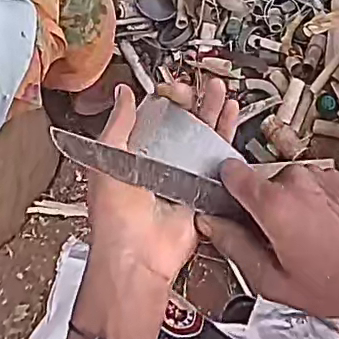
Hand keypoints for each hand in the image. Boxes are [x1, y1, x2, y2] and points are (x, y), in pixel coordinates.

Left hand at [86, 80, 237, 288]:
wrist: (137, 253)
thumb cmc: (114, 214)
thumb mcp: (106, 157)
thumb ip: (118, 123)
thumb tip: (122, 93)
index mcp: (133, 152)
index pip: (153, 117)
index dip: (163, 99)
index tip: (170, 87)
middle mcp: (160, 161)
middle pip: (181, 122)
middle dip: (192, 100)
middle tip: (198, 85)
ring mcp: (184, 173)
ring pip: (202, 134)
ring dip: (213, 110)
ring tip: (221, 89)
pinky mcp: (203, 186)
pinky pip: (218, 157)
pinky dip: (226, 133)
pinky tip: (232, 114)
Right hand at [202, 162, 338, 327]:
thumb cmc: (338, 284)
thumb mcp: (273, 281)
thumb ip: (234, 247)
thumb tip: (211, 225)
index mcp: (273, 203)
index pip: (230, 172)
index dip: (225, 189)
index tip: (228, 207)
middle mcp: (295, 180)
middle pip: (259, 184)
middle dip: (260, 209)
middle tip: (275, 242)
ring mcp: (319, 176)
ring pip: (284, 186)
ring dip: (287, 207)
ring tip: (305, 241)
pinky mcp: (336, 179)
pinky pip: (308, 186)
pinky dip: (309, 204)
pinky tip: (323, 233)